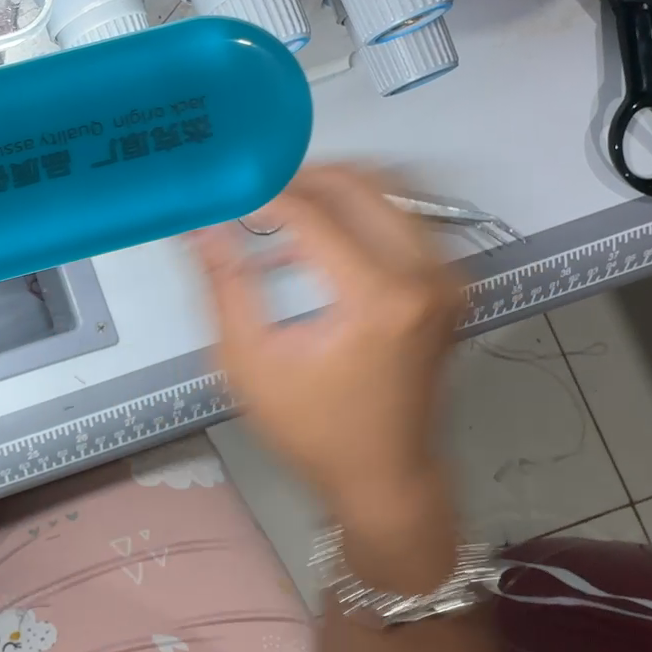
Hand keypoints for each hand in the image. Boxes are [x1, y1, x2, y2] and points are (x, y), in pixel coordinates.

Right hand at [194, 165, 462, 580]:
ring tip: (276, 209)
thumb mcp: (247, 360)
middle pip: (364, 183)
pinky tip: (313, 238)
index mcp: (376, 296)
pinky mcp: (450, 284)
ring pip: (391, 192)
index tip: (220, 193)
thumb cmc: (309, 427)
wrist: (384, 474)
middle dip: (299, 177)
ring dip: (332, 190)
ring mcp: (448, 277)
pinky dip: (358, 211)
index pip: (312, 213)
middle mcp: (426, 275)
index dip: (259, 195)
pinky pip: (404, 219)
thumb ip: (226, 284)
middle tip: (248, 190)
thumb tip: (201, 227)